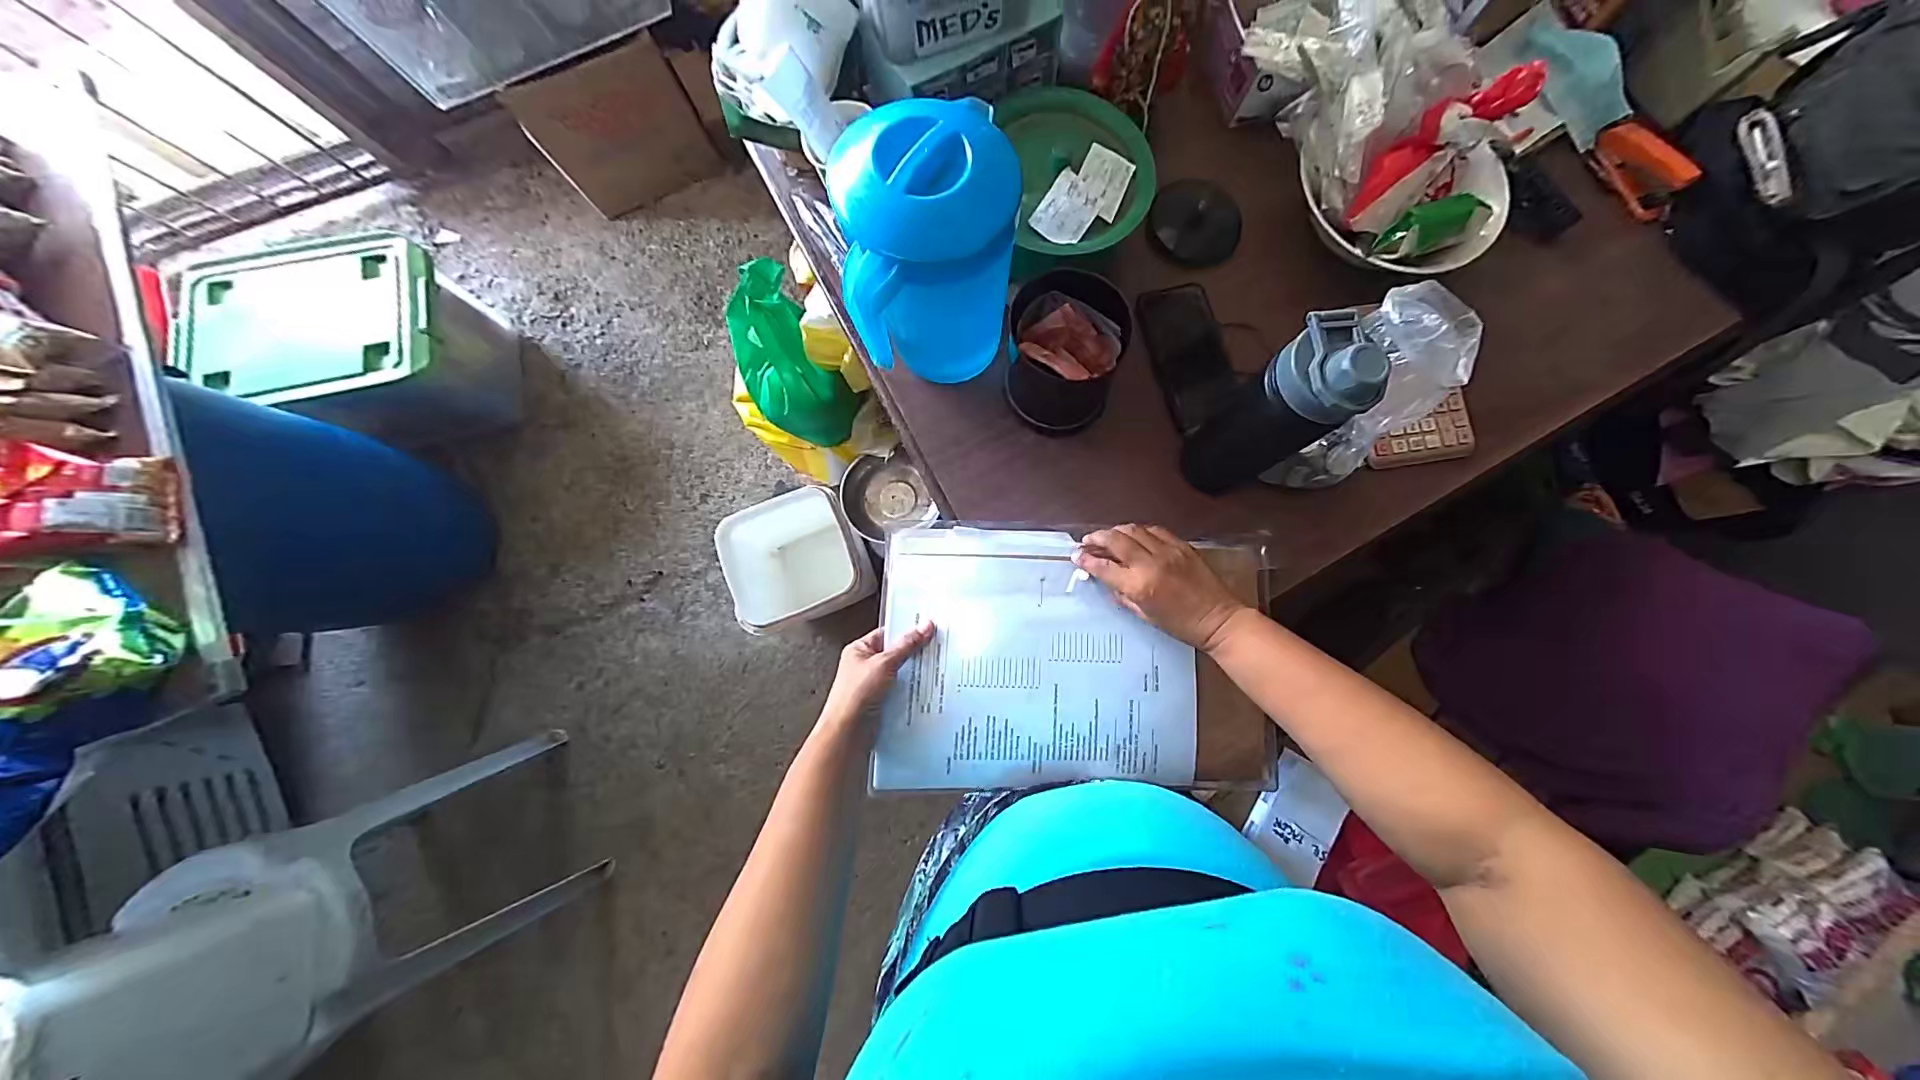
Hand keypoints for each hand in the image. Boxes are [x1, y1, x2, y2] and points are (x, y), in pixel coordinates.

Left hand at [819, 620, 934, 729]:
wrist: (847, 732)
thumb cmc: (853, 696)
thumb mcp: (883, 663)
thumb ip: (906, 645)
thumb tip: (922, 628)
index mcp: (859, 650)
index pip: (887, 633)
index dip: (907, 631)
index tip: (927, 630)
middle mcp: (865, 666)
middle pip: (896, 654)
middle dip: (913, 654)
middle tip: (933, 649)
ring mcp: (873, 685)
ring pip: (900, 674)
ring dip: (914, 674)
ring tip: (931, 670)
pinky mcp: (881, 702)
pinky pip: (901, 691)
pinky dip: (911, 691)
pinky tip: (923, 690)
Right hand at [1073, 525, 1248, 652]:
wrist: (1218, 619)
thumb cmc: (1180, 624)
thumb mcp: (1144, 615)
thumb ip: (1123, 595)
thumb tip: (1108, 580)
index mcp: (1140, 586)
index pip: (1104, 566)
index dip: (1086, 559)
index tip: (1076, 555)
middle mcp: (1151, 564)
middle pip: (1115, 540)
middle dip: (1097, 538)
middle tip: (1087, 541)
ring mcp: (1167, 551)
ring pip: (1133, 530)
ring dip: (1116, 531)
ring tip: (1108, 537)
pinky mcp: (1181, 546)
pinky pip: (1154, 530)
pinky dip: (1140, 531)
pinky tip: (1135, 536)